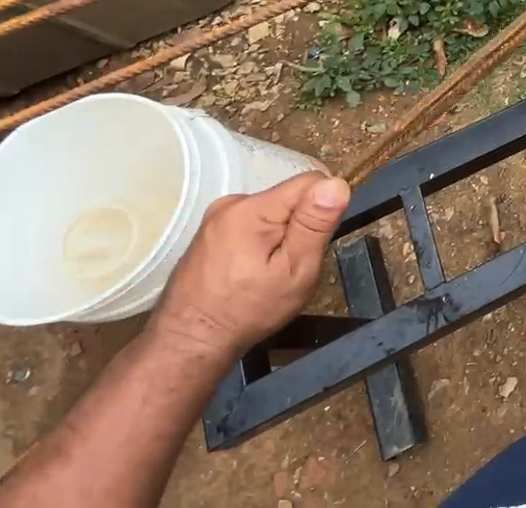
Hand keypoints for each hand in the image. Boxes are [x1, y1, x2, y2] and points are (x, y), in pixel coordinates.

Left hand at [148, 172, 351, 361]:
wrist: (188, 343)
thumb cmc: (247, 311)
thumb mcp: (296, 270)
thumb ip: (316, 224)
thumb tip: (336, 184)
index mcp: (251, 210)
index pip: (311, 182)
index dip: (323, 209)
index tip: (313, 242)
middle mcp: (230, 204)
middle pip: (292, 196)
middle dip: (303, 223)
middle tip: (292, 263)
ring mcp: (216, 218)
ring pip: (275, 209)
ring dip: (284, 233)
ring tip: (272, 269)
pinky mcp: (210, 231)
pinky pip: (256, 221)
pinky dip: (264, 239)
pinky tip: (253, 268)